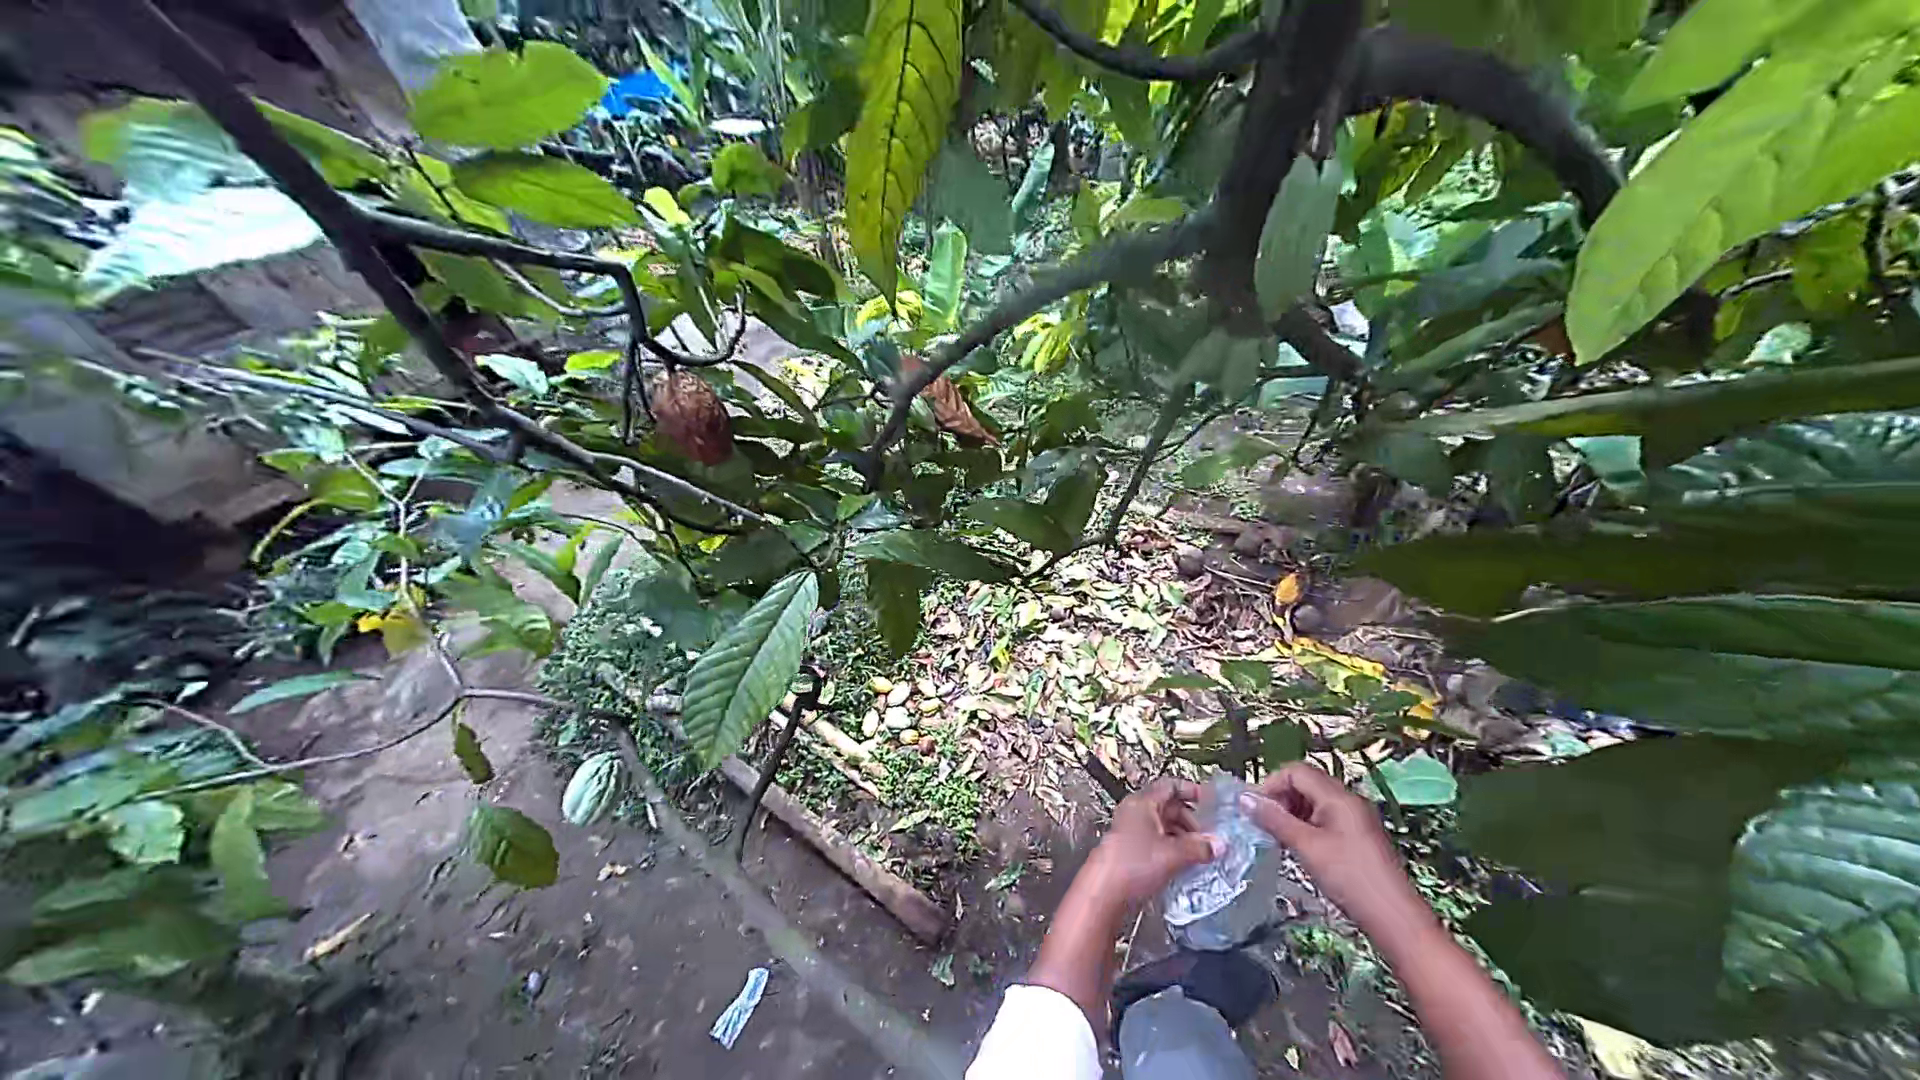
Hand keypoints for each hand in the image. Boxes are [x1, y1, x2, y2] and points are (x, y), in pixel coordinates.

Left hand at [1079, 777, 1222, 912]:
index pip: (1169, 785)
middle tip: (1209, 836)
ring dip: (1183, 836)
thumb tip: (1219, 844)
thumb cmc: (1133, 864)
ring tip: (1201, 852)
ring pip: (1164, 825)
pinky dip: (1173, 847)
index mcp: (1142, 803)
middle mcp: (1135, 812)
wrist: (1104, 892)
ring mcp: (1132, 830)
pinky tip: (1185, 862)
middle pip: (1168, 806)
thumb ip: (1199, 848)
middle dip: (1191, 819)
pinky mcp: (1131, 849)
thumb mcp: (1172, 854)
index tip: (1209, 800)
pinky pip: (1157, 841)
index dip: (1190, 790)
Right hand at [1240, 763, 1416, 926]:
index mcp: (1337, 796)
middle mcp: (1348, 800)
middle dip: (1280, 798)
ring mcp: (1355, 818)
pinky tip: (1300, 846)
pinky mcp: (1358, 836)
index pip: (1295, 771)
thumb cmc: (1348, 878)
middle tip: (1265, 823)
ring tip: (1280, 837)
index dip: (1271, 784)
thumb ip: (1274, 819)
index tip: (1256, 809)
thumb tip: (1244, 799)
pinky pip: (1325, 817)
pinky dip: (1306, 824)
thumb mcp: (1305, 846)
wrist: (1395, 919)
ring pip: (1314, 800)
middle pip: (1305, 782)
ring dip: (1292, 812)